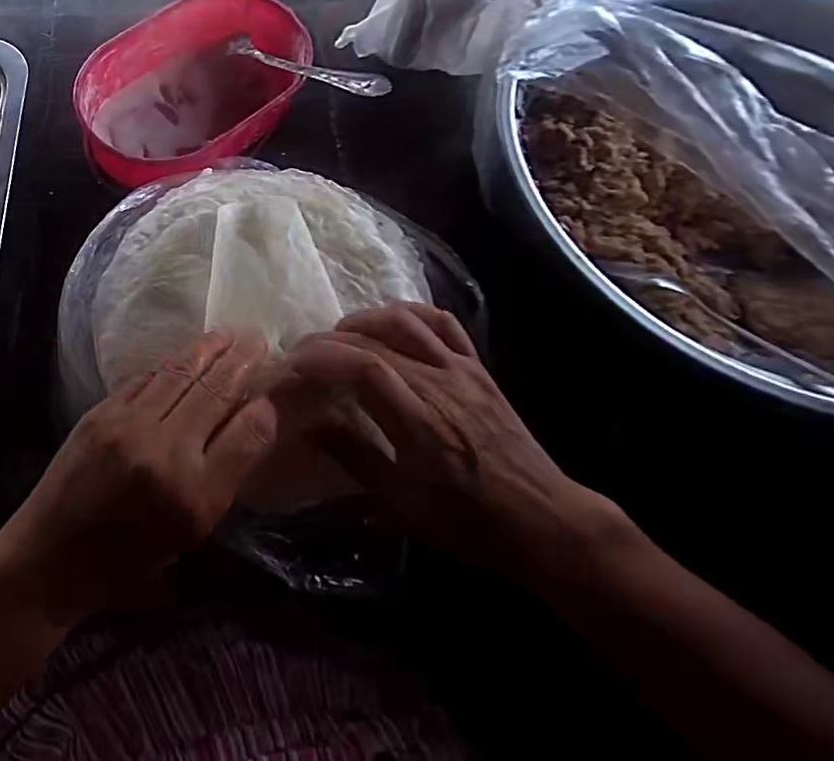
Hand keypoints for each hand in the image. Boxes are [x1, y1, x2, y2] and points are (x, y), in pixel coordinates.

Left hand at [0, 330, 277, 625]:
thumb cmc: (128, 558)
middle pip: (215, 391)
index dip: (267, 405)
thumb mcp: (191, 532)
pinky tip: (187, 353)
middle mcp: (163, 452)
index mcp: (193, 495)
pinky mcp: (100, 412)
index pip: (247, 434)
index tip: (275, 384)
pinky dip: (172, 362)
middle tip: (259, 339)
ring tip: (229, 334)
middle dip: (242, 360)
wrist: (50, 558)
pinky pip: (147, 377)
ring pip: (181, 373)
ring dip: (209, 349)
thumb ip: (226, 474)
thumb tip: (254, 420)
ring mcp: (127, 426)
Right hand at [282, 303, 622, 577]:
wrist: (541, 518)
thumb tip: (312, 423)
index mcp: (420, 420)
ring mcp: (462, 369)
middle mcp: (440, 382)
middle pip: (376, 342)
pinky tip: (390, 321)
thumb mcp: (401, 505)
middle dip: (330, 342)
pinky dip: (410, 312)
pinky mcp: (478, 366)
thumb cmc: (468, 521)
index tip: (292, 365)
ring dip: (364, 320)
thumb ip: (354, 458)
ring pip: (406, 321)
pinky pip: (443, 323)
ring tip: (338, 336)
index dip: (322, 358)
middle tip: (301, 355)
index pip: (363, 366)